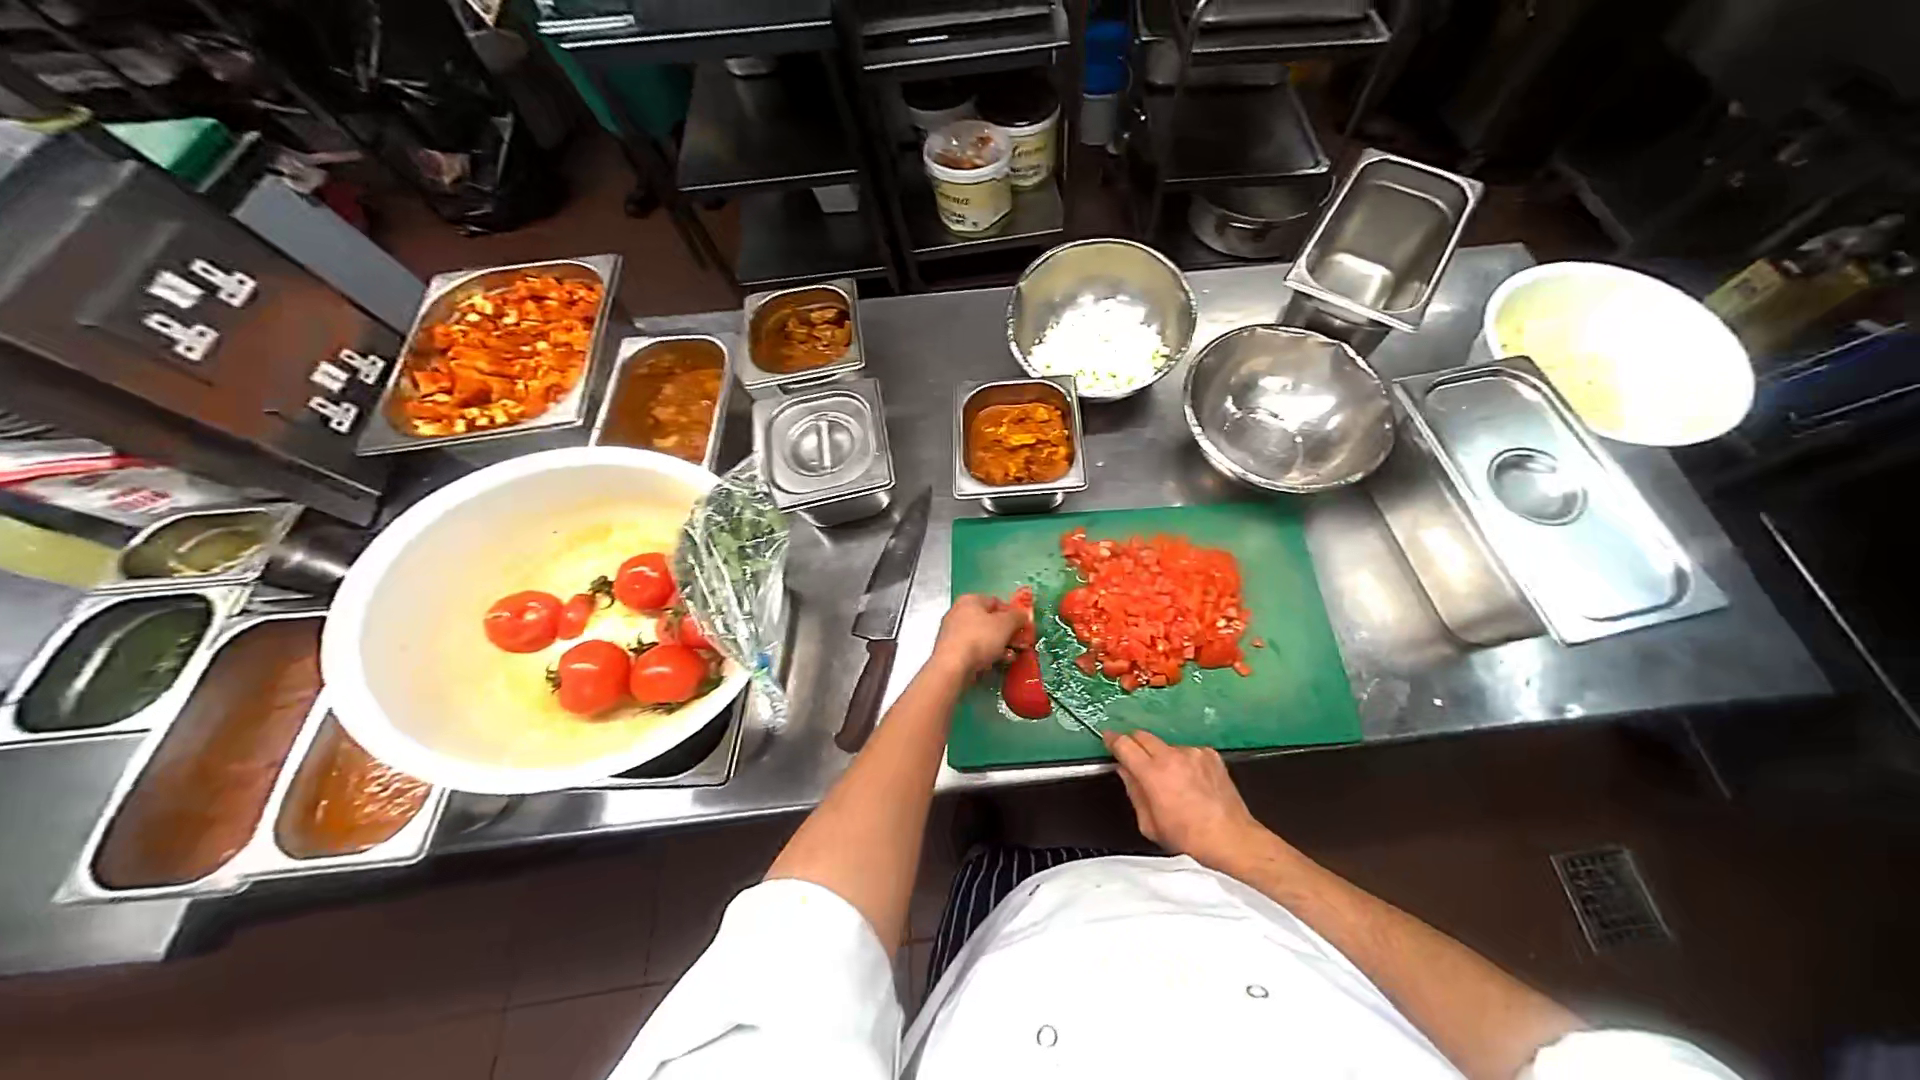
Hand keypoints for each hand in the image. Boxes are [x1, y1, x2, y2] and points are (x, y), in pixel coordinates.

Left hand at [931, 594, 1029, 675]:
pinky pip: (973, 649)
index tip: (1023, 626)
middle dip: (1007, 633)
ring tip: (1010, 656)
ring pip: (982, 637)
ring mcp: (953, 632)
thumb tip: (1023, 615)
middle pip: (989, 621)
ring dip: (999, 646)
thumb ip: (1017, 617)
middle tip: (1019, 643)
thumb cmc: (980, 638)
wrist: (952, 666)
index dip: (1012, 613)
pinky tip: (995, 663)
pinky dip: (986, 655)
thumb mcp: (1006, 624)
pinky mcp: (951, 651)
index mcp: (970, 600)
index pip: (996, 602)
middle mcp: (958, 612)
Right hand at [1105, 729, 1271, 870]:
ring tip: (1171, 779)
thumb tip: (1125, 771)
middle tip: (1135, 759)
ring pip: (1166, 745)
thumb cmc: (1188, 838)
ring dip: (1162, 755)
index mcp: (1153, 773)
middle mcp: (1172, 756)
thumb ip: (1133, 792)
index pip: (1124, 744)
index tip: (1108, 739)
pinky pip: (1188, 751)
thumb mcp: (1149, 824)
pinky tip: (1191, 780)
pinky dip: (1184, 761)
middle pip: (1143, 735)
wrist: (1232, 839)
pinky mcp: (1211, 755)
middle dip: (1134, 744)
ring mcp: (1194, 752)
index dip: (1112, 739)